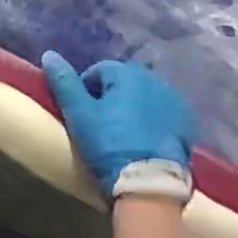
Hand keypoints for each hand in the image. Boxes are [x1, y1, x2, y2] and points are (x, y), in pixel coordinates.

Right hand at [41, 52, 194, 201]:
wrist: (147, 181)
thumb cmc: (107, 145)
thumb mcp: (79, 115)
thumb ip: (64, 83)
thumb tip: (49, 55)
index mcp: (127, 74)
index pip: (98, 71)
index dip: (84, 91)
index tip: (80, 115)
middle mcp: (155, 80)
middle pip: (124, 83)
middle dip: (109, 98)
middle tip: (98, 125)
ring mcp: (175, 101)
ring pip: (144, 97)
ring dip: (131, 109)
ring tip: (120, 135)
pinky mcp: (187, 123)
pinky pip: (163, 114)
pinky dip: (151, 122)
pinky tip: (141, 142)